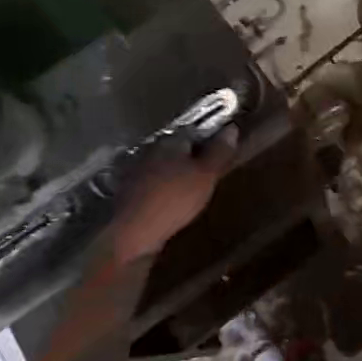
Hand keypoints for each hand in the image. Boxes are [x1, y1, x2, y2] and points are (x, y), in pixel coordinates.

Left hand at [105, 127, 237, 266]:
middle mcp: (151, 150)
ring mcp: (137, 171)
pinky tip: (173, 203)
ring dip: (177, 174)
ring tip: (194, 190)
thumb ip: (218, 152)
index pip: (194, 131)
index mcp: (170, 141)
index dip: (210, 139)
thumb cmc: (174, 199)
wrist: (132, 231)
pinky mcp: (129, 193)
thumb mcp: (205, 175)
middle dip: (192, 157)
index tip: (223, 152)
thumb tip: (232, 129)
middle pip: (177, 148)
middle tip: (210, 173)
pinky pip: (154, 185)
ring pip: (164, 166)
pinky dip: (165, 191)